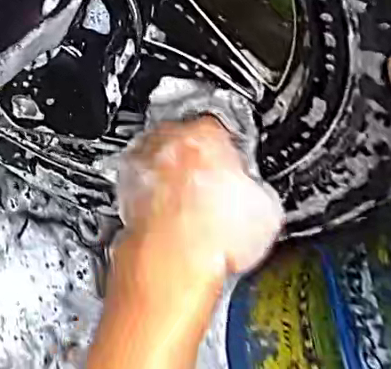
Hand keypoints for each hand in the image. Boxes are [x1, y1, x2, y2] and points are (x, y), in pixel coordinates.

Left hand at [113, 114, 283, 283]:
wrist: (171, 262)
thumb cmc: (214, 234)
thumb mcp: (264, 210)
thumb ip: (258, 188)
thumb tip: (261, 197)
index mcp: (209, 133)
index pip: (223, 126)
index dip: (231, 149)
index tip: (235, 166)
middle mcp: (173, 137)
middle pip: (188, 136)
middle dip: (198, 157)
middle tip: (212, 187)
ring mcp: (147, 159)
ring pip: (162, 155)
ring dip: (172, 172)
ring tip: (189, 206)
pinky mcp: (126, 184)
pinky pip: (141, 179)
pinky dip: (150, 192)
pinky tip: (166, 217)